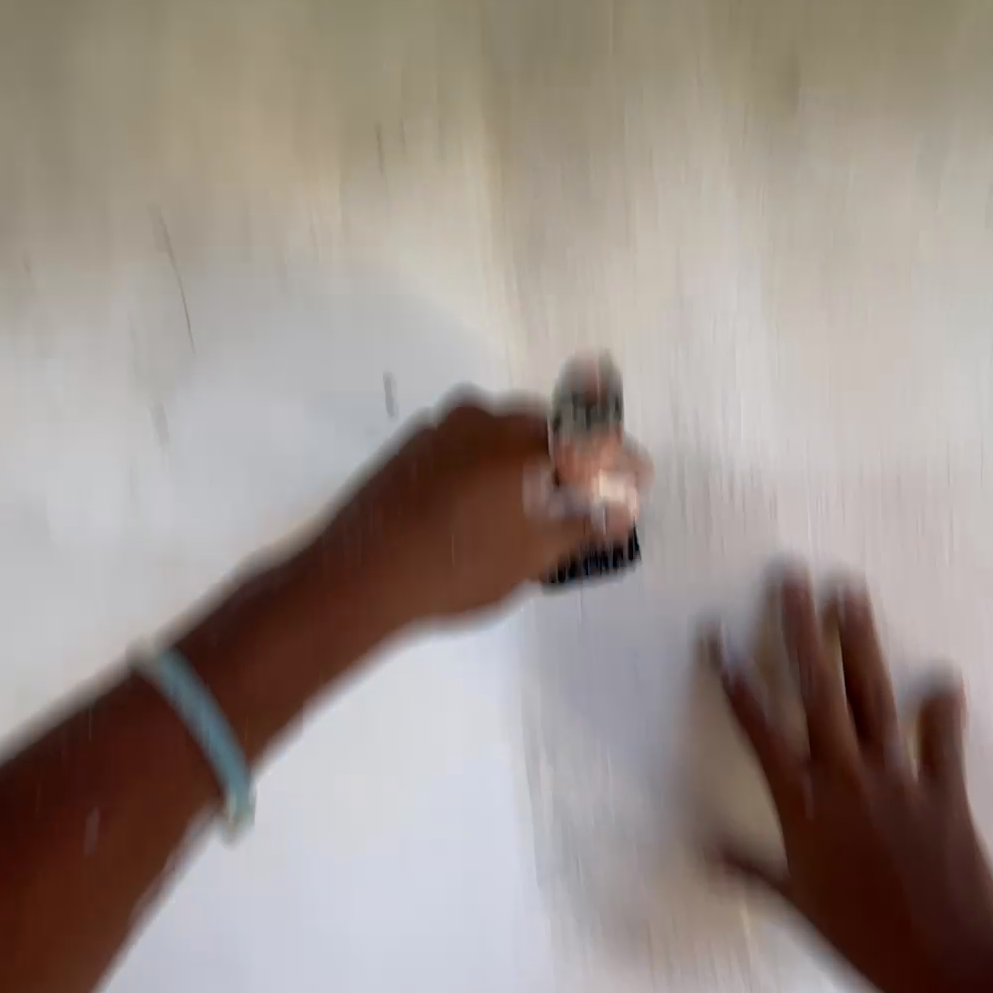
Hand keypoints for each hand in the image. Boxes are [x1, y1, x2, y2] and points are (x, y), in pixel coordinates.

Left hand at [313, 392, 639, 625]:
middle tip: (586, 498)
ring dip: (533, 459)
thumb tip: (615, 513)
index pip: (593, 440)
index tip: (636, 485)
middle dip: (577, 460)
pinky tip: (487, 500)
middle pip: (551, 427)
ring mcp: (444, 426)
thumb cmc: (455, 569)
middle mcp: (486, 417)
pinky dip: (493, 463)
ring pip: (506, 432)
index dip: (621, 465)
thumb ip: (581, 527)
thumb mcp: (530, 556)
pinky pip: (471, 442)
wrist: (356, 576)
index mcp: (522, 440)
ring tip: (537, 504)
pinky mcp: (414, 442)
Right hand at [709, 570, 992, 992]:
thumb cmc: (861, 932)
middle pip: (816, 688)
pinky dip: (944, 711)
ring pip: (872, 696)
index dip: (733, 677)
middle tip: (793, 578)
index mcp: (801, 798)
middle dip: (801, 628)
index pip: (755, 725)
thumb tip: (700, 848)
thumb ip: (747, 865)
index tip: (717, 634)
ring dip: (861, 641)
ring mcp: (897, 778)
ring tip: (850, 593)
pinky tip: (945, 677)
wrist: (951, 971)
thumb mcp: (795, 900)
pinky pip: (943, 744)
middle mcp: (844, 774)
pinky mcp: (944, 793)